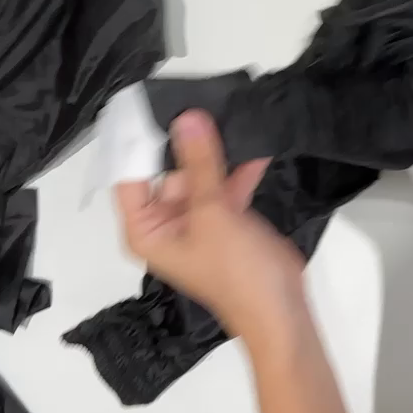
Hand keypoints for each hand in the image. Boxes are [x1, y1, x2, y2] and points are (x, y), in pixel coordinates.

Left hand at [114, 111, 308, 342]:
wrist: (282, 311)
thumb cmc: (237, 272)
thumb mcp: (214, 214)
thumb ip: (200, 164)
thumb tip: (187, 119)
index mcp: (145, 229)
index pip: (131, 174)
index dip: (140, 140)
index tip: (155, 101)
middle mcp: (166, 223)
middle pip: (168, 171)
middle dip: (188, 143)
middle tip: (204, 102)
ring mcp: (199, 222)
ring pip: (201, 176)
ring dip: (217, 155)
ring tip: (231, 116)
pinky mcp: (228, 221)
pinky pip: (226, 187)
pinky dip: (239, 170)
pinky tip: (255, 146)